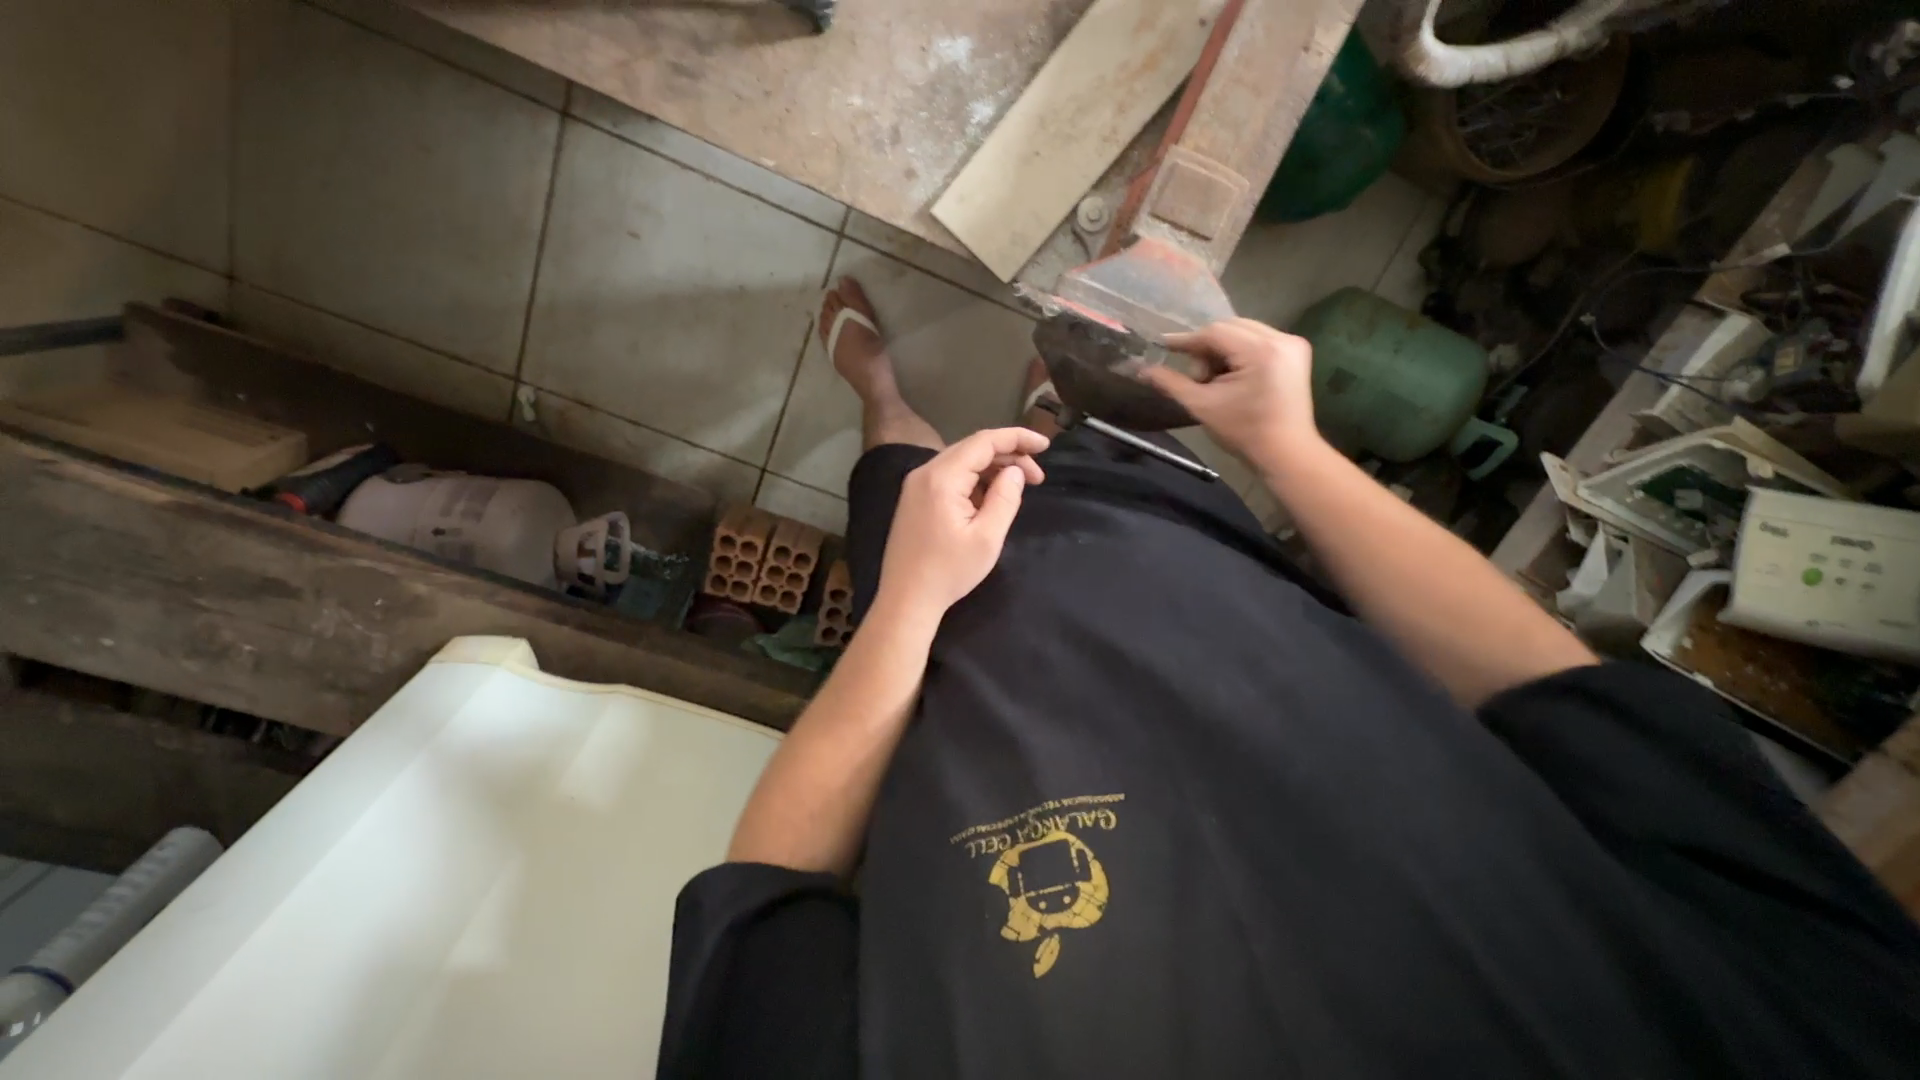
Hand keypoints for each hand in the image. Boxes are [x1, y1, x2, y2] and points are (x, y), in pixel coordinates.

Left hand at [877, 427, 1048, 615]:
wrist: (906, 599)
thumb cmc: (949, 572)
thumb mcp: (987, 537)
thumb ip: (1005, 498)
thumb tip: (1016, 471)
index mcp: (942, 478)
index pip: (984, 442)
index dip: (1017, 438)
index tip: (1045, 446)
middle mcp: (925, 473)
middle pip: (972, 449)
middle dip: (1008, 456)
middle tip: (1037, 477)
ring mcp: (916, 485)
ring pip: (961, 462)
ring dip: (992, 469)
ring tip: (1019, 488)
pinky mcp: (915, 499)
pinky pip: (950, 477)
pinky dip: (974, 481)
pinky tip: (991, 498)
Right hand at [1141, 318, 1320, 470]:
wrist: (1285, 453)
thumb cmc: (1243, 432)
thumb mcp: (1202, 406)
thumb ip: (1171, 383)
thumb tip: (1142, 370)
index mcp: (1261, 351)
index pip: (1215, 332)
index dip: (1187, 340)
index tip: (1162, 346)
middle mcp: (1281, 339)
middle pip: (1230, 327)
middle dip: (1207, 348)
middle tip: (1197, 377)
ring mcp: (1292, 343)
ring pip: (1243, 332)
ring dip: (1222, 350)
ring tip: (1216, 380)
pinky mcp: (1296, 351)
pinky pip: (1257, 339)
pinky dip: (1239, 353)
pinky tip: (1233, 376)